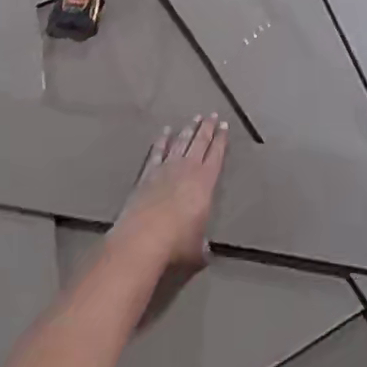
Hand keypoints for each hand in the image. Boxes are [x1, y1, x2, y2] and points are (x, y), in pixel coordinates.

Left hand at [109, 114, 228, 269]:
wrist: (143, 239)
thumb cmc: (177, 243)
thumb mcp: (197, 249)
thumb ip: (202, 246)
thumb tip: (205, 251)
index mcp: (206, 182)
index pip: (217, 155)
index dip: (221, 139)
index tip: (224, 126)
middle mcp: (187, 169)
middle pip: (200, 142)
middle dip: (207, 128)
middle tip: (212, 115)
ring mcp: (165, 169)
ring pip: (180, 142)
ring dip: (188, 129)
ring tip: (194, 118)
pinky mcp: (146, 174)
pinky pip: (157, 152)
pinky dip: (162, 140)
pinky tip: (165, 132)